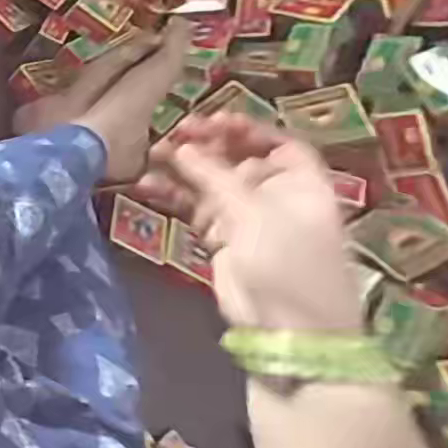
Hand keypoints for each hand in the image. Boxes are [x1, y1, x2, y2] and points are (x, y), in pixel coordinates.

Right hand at [135, 112, 361, 333]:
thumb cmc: (288, 264)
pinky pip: (192, 207)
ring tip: (150, 156)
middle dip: (205, 146)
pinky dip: (171, 196)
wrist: (287, 326)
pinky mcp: (219, 236)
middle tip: (172, 134)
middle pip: (237, 159)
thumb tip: (182, 148)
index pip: (277, 144)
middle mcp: (273, 195)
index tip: (212, 120)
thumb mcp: (256, 214)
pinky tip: (147, 186)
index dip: (247, 129)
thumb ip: (215, 178)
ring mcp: (244, 216)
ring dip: (181, 169)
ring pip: (208, 182)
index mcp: (301, 184)